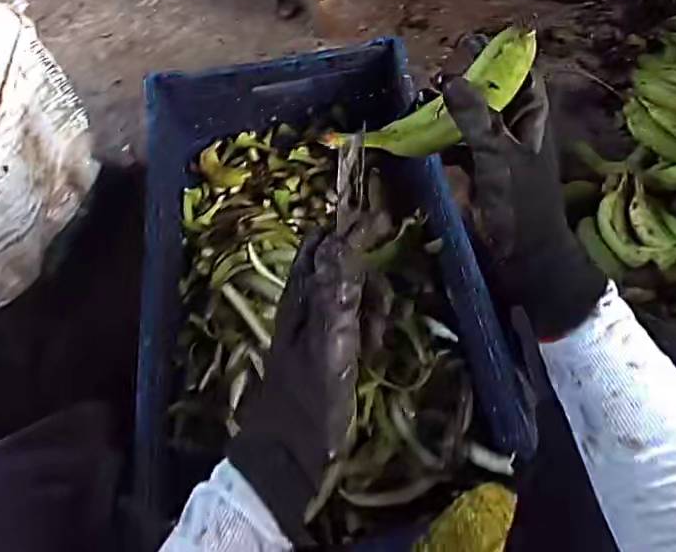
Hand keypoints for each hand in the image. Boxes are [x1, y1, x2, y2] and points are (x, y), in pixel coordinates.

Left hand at [225, 227, 362, 542]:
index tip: (385, 221)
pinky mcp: (329, 343)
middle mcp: (307, 300)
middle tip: (383, 304)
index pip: (328, 243)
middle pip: (344, 263)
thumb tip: (341, 240)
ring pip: (354, 290)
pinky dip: (370, 324)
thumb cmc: (309, 399)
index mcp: (301, 293)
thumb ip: (335, 292)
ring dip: (373, 304)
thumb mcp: (329, 343)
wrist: (290, 455)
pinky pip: (356, 316)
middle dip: (369, 274)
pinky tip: (374, 348)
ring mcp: (318, 322)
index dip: (354, 229)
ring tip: (377, 337)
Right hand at [443, 72, 606, 339]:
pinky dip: (442, 135)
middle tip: (438, 70)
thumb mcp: (500, 155)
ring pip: (473, 116)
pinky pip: (458, 142)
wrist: (524, 258)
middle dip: (468, 79)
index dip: (501, 55)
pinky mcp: (479, 169)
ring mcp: (497, 148)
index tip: (472, 41)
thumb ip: (477, 117)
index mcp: (532, 117)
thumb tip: (450, 78)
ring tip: (423, 95)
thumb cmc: (521, 203)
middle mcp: (516, 127)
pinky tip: (420, 131)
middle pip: (492, 91)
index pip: (521, 73)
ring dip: (451, 106)